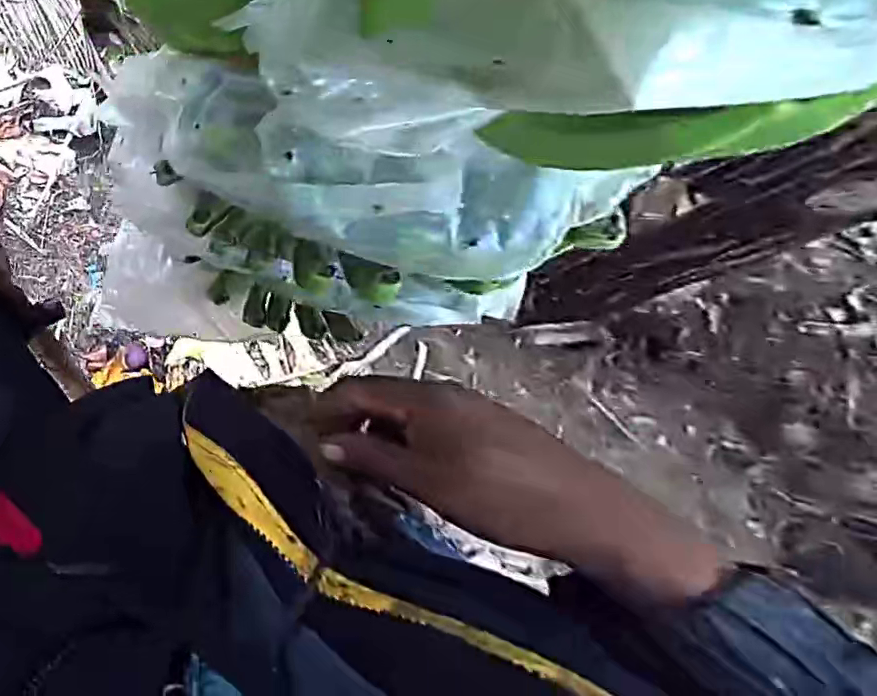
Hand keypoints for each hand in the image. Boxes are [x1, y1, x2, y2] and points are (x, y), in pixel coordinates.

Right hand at [312, 377, 728, 607]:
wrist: (601, 519)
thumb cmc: (501, 497)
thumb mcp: (426, 482)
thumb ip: (370, 458)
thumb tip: (325, 445)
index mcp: (423, 396)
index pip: (354, 389)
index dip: (325, 410)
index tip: (308, 437)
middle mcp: (443, 390)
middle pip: (378, 395)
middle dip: (350, 421)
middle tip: (336, 455)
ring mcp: (470, 405)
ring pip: (405, 410)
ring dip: (379, 432)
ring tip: (372, 465)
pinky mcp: (491, 425)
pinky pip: (432, 421)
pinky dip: (408, 437)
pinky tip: (415, 465)